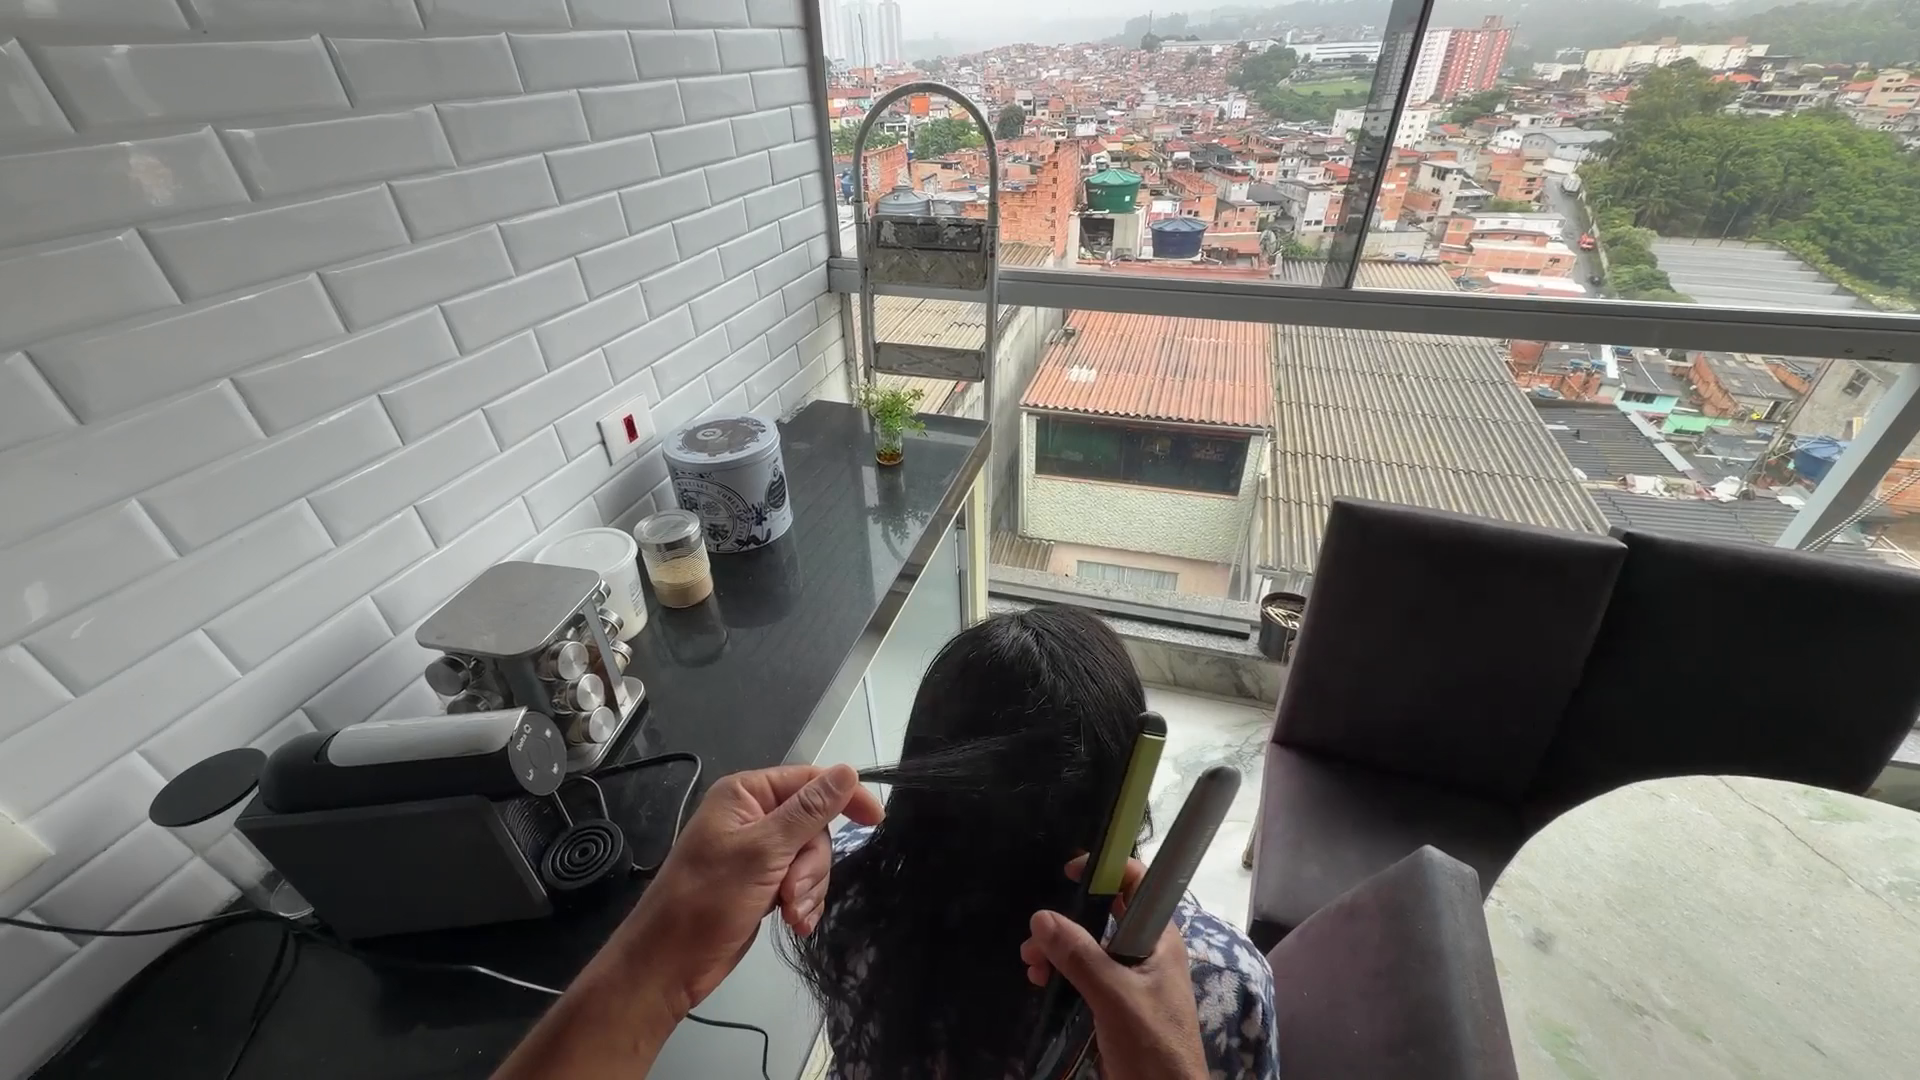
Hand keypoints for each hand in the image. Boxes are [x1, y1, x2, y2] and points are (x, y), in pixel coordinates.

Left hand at [620, 764, 883, 1015]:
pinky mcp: (762, 881)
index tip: (875, 819)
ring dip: (808, 887)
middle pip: (814, 824)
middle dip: (812, 863)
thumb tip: (847, 772)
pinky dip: (803, 901)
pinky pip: (801, 880)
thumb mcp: (763, 852)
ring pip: (811, 856)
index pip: (810, 780)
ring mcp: (757, 851)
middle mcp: (753, 816)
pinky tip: (794, 922)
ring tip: (791, 914)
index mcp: (746, 794)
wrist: (665, 969)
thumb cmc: (705, 902)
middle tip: (795, 892)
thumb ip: (809, 811)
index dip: (845, 797)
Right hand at [1019, 856, 1207, 1079]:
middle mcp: (1147, 950)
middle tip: (1036, 933)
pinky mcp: (1118, 1002)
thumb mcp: (1113, 996)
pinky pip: (1086, 972)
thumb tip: (1039, 916)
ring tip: (1031, 965)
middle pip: (1105, 914)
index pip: (1136, 883)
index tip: (1070, 873)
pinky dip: (1063, 972)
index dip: (1107, 868)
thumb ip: (1078, 955)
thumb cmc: (1152, 1045)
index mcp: (1158, 938)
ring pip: (1090, 945)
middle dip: (1068, 918)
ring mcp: (1133, 977)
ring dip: (1058, 949)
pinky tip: (1042, 982)